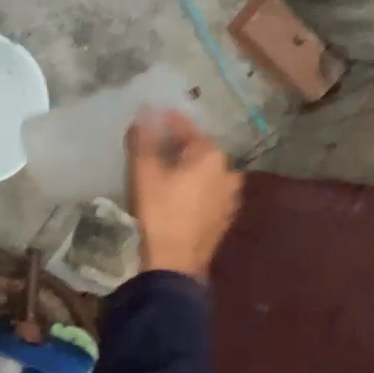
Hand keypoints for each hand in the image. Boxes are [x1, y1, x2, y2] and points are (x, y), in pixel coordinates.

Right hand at [125, 110, 240, 281]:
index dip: (167, 119)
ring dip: (186, 162)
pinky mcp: (225, 214)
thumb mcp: (143, 170)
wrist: (176, 260)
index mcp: (211, 156)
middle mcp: (228, 171)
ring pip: (205, 169)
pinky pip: (208, 187)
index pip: (187, 127)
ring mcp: (230, 195)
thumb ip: (143, 138)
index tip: (150, 114)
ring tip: (163, 164)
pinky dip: (193, 181)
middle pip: (199, 147)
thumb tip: (144, 112)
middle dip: (177, 141)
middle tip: (153, 140)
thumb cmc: (159, 210)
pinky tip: (176, 189)